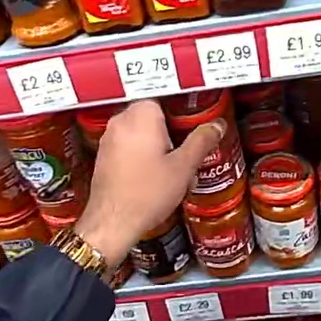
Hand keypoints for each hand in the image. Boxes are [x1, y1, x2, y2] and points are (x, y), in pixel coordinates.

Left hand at [74, 100, 223, 267]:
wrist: (113, 223)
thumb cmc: (146, 194)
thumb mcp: (183, 167)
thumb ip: (201, 141)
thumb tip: (216, 126)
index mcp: (141, 115)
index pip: (165, 98)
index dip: (183, 110)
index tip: (195, 120)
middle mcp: (121, 121)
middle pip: (153, 114)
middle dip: (171, 128)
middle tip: (188, 145)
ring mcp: (109, 138)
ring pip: (140, 130)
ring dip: (157, 141)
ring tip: (174, 163)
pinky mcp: (104, 155)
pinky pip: (129, 144)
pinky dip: (142, 152)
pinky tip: (155, 173)